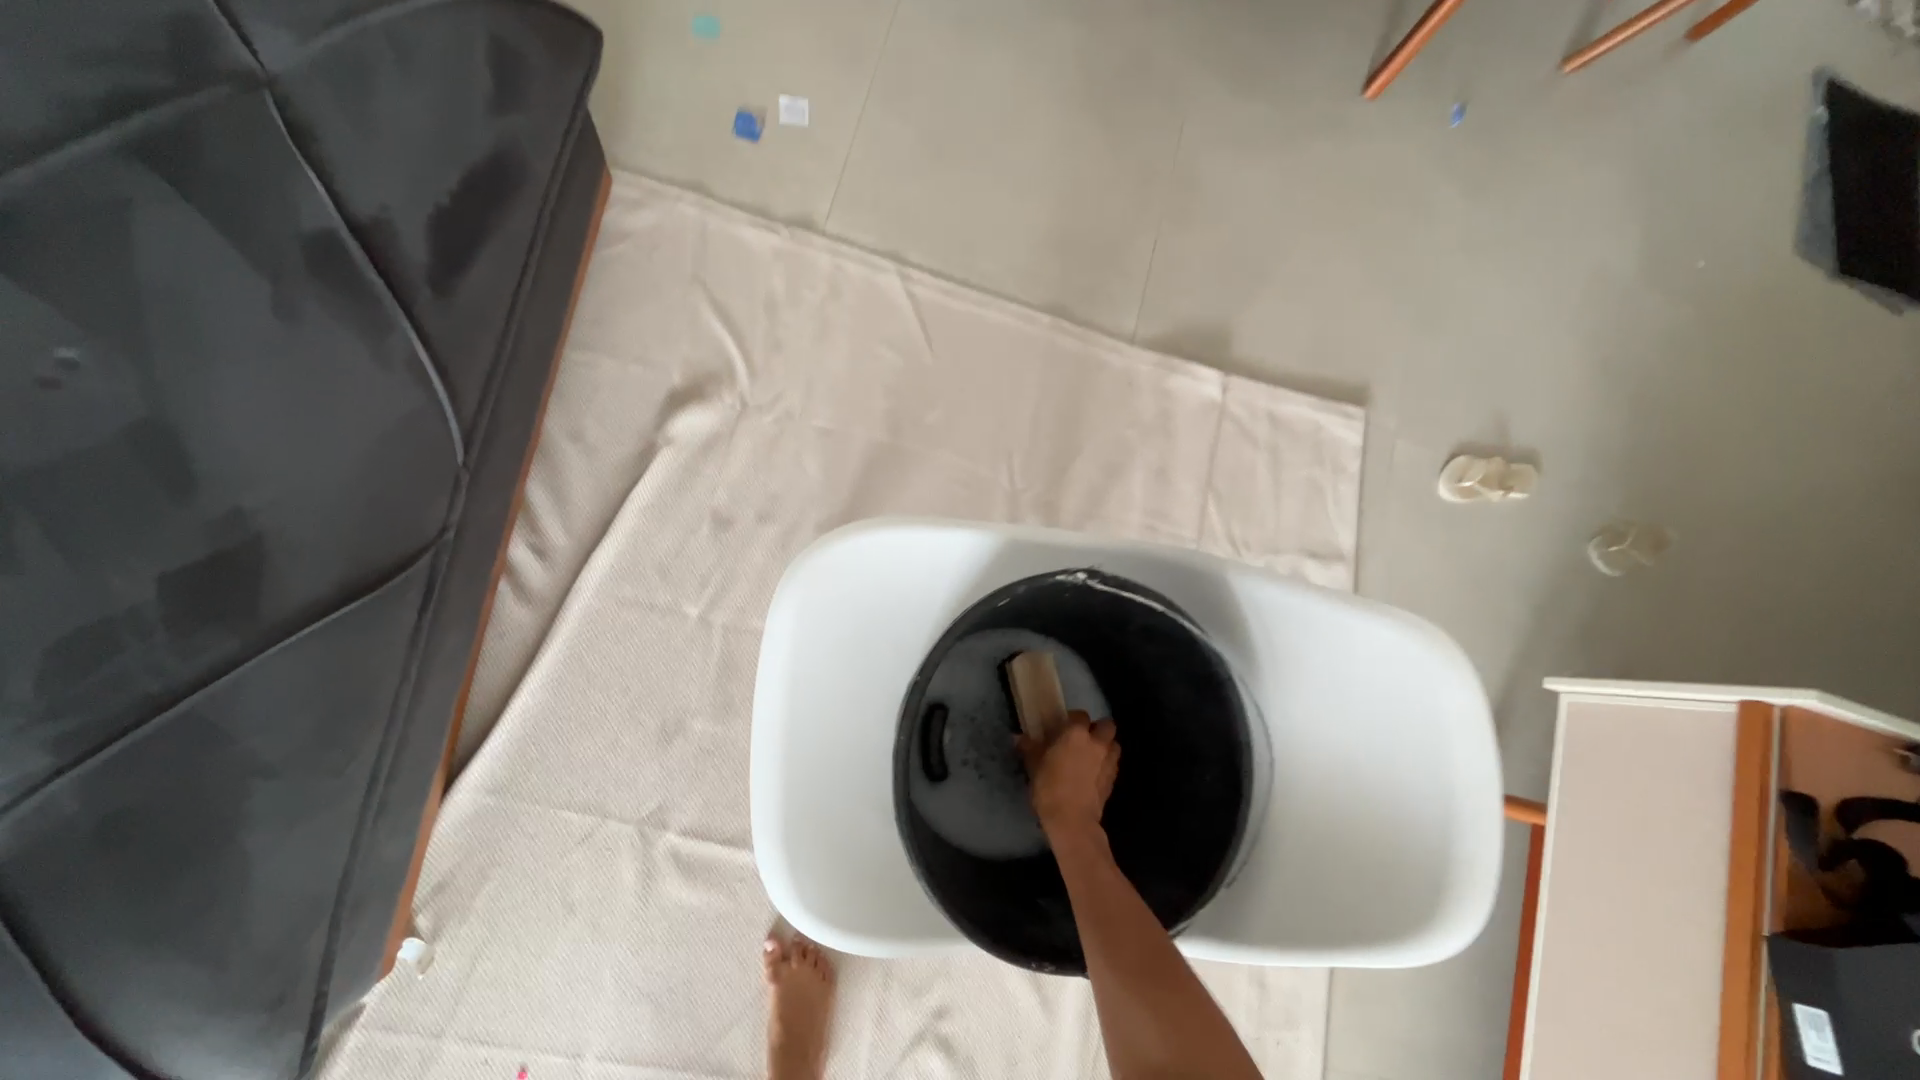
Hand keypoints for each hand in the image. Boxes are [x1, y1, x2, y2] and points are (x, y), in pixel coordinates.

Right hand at [1018, 710, 1119, 838]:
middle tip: (1083, 738)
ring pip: (1114, 743)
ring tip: (1092, 755)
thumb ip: (1029, 748)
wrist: (1072, 820)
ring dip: (1106, 745)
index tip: (1062, 728)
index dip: (1072, 719)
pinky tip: (1094, 773)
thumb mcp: (1034, 765)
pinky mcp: (1114, 778)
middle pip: (1106, 725)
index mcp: (1076, 733)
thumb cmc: (1049, 787)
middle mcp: (1096, 742)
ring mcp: (1109, 760)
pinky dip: (1106, 763)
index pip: (1080, 715)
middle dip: (1097, 729)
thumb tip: (1017, 737)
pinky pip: (1114, 763)